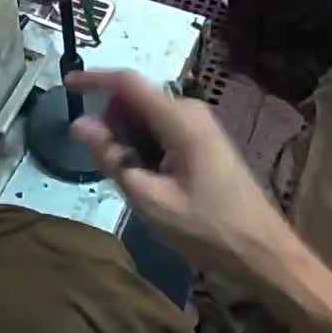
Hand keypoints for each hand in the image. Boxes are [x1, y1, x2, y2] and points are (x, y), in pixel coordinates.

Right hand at [68, 69, 301, 280]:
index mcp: (178, 118)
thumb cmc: (208, 229)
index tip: (65, 86)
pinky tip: (148, 178)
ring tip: (132, 179)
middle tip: (107, 164)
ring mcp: (198, 122)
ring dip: (127, 137)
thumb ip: (112, 158)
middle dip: (111, 122)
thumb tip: (79, 124)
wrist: (265, 253)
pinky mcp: (201, 137)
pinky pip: (159, 127)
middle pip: (134, 98)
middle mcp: (189, 109)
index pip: (126, 81)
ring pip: (144, 114)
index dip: (93, 79)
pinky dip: (143, 144)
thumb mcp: (150, 199)